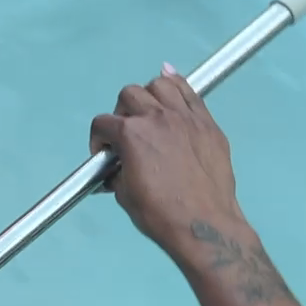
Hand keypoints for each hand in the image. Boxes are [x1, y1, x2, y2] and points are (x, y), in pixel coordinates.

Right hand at [89, 63, 247, 255]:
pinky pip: (191, 92)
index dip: (98, 140)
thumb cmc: (159, 213)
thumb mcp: (124, 194)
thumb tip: (116, 168)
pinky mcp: (207, 124)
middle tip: (126, 133)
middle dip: (121, 113)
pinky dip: (177, 84)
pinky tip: (170, 81)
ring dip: (149, 96)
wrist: (203, 224)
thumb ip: (116, 171)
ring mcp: (185, 117)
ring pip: (161, 85)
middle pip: (129, 95)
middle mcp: (156, 117)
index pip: (102, 123)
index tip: (104, 154)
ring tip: (150, 112)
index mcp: (131, 134)